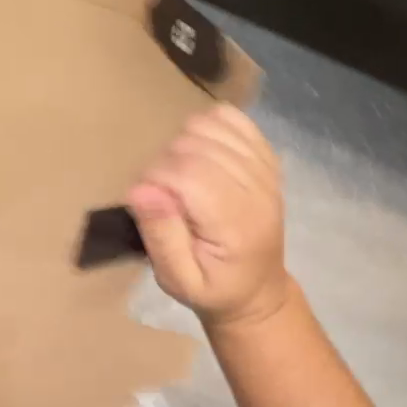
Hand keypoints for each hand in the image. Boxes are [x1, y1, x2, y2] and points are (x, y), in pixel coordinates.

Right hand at [128, 105, 289, 329]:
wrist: (257, 288)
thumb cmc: (212, 288)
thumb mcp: (177, 280)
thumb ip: (160, 237)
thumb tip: (141, 190)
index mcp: (237, 223)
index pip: (188, 173)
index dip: (155, 179)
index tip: (148, 203)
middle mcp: (258, 188)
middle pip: (197, 145)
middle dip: (165, 164)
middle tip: (163, 196)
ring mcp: (265, 168)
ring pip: (210, 126)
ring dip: (183, 144)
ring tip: (180, 177)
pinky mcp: (266, 156)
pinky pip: (231, 118)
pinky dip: (207, 127)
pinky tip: (200, 155)